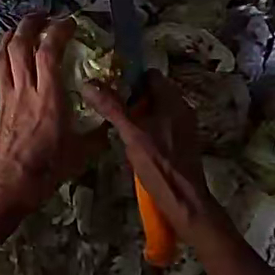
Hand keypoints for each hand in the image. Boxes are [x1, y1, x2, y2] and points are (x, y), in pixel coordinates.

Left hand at [0, 15, 106, 221]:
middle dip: (31, 23)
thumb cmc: (44, 172)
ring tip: (25, 25)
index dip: (58, 32)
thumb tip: (111, 122)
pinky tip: (12, 52)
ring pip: (5, 53)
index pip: (49, 53)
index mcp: (49, 99)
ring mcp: (9, 95)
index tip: (70, 23)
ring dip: (14, 33)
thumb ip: (96, 134)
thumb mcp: (79, 154)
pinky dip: (5, 53)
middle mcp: (26, 91)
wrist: (3, 187)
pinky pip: (0, 69)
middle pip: (21, 45)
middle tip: (45, 14)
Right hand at [82, 73, 218, 235]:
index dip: (131, 78)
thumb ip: (112, 108)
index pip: (151, 75)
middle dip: (134, 96)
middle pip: (155, 92)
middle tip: (112, 106)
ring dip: (142, 113)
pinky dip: (150, 126)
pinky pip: (165, 124)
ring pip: (160, 109)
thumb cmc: (158, 163)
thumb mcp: (131, 134)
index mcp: (172, 101)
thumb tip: (89, 84)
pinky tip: (137, 140)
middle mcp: (182, 108)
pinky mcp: (184, 141)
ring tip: (121, 123)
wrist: (184, 199)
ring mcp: (185, 125)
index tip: (111, 86)